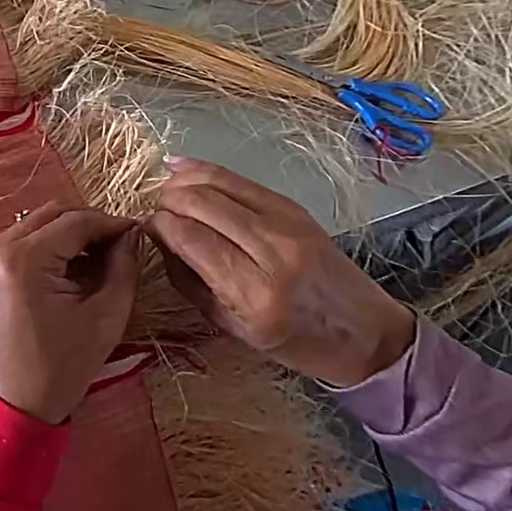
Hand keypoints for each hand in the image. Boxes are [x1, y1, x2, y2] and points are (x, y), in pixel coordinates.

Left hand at [0, 202, 140, 424]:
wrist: (11, 400)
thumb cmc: (61, 367)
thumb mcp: (106, 317)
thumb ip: (123, 266)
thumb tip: (131, 233)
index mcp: (23, 259)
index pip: (75, 221)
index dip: (110, 223)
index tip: (137, 233)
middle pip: (53, 213)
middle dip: (89, 224)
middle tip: (119, 246)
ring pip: (38, 222)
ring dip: (69, 233)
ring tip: (98, 261)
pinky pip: (23, 237)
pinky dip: (50, 244)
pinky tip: (71, 268)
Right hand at [145, 158, 416, 386]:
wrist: (364, 332)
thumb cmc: (291, 340)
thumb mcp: (227, 323)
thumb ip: (186, 277)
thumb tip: (157, 235)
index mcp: (252, 293)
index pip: (188, 237)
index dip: (157, 225)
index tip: (147, 228)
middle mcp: (271, 252)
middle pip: (199, 203)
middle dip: (167, 201)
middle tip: (157, 212)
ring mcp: (286, 224)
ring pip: (217, 183)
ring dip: (182, 182)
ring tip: (166, 192)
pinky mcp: (294, 207)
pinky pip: (239, 179)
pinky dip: (204, 171)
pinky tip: (180, 170)